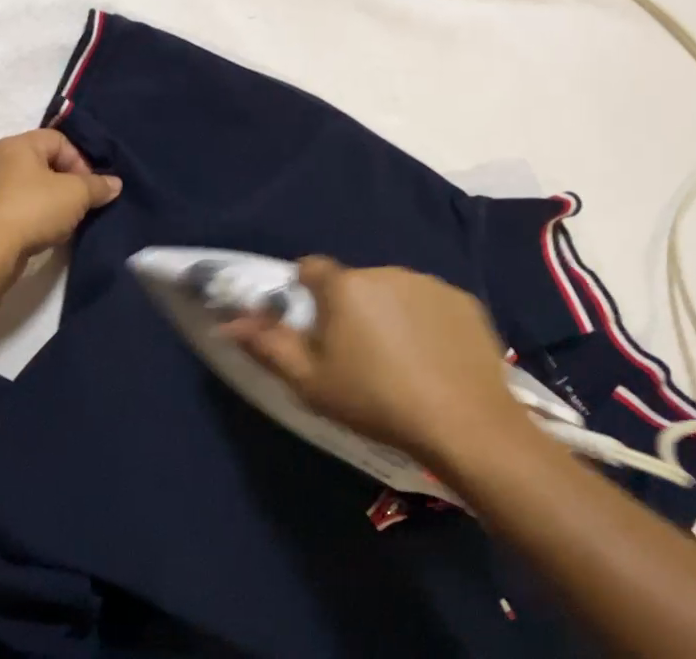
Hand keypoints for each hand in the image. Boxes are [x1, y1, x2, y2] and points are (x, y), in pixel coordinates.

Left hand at [0, 130, 122, 263]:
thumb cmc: (32, 210)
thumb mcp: (75, 196)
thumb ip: (97, 186)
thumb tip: (114, 183)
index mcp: (16, 144)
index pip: (58, 140)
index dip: (80, 161)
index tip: (90, 188)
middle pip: (40, 164)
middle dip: (64, 184)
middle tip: (78, 207)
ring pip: (23, 188)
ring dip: (45, 203)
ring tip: (59, 225)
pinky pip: (9, 209)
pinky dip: (25, 218)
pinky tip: (35, 236)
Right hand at [221, 257, 526, 465]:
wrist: (467, 427)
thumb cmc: (376, 403)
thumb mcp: (311, 383)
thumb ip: (268, 345)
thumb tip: (228, 322)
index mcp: (344, 286)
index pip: (309, 268)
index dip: (305, 294)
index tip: (312, 328)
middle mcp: (385, 271)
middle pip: (352, 284)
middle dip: (348, 309)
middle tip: (355, 357)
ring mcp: (429, 283)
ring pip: (392, 292)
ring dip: (387, 314)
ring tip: (399, 362)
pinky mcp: (465, 301)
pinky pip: (429, 304)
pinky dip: (425, 322)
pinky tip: (433, 360)